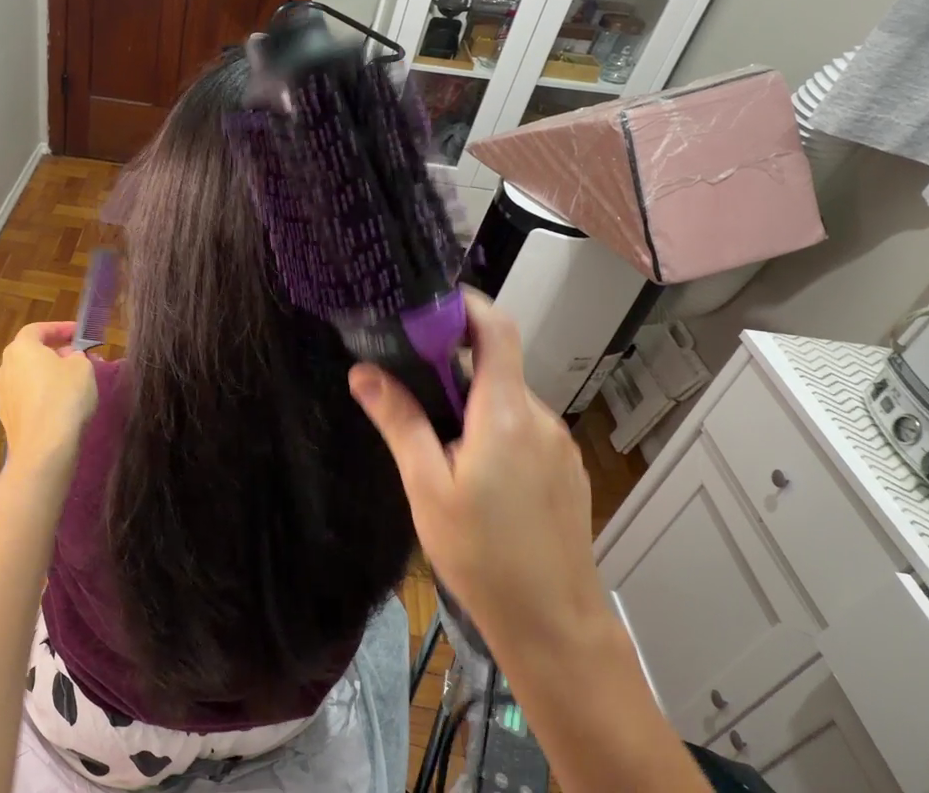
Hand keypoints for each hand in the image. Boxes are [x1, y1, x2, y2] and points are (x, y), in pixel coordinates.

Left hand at [0, 322, 97, 476]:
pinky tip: (59, 407)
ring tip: (71, 384)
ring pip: (27, 378)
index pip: (38, 329)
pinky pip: (26, 399)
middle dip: (54, 354)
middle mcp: (4, 368)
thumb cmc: (64, 397)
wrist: (44, 447)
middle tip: (77, 359)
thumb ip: (77, 356)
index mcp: (20, 348)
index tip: (79, 333)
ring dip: (46, 377)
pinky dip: (41, 397)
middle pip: (30, 354)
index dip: (60, 328)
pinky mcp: (7, 418)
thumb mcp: (82, 368)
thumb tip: (70, 359)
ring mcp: (2, 395)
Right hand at [348, 291, 606, 654]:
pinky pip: (522, 433)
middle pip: (494, 369)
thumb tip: (362, 372)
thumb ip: (399, 422)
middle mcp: (540, 418)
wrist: (552, 622)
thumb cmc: (482, 553)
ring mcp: (558, 445)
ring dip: (470, 411)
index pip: (496, 329)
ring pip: (506, 405)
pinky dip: (492, 435)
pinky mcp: (566, 471)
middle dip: (451, 374)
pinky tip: (473, 482)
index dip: (465, 306)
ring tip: (437, 457)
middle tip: (407, 400)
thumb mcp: (426, 486)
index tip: (425, 306)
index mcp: (505, 413)